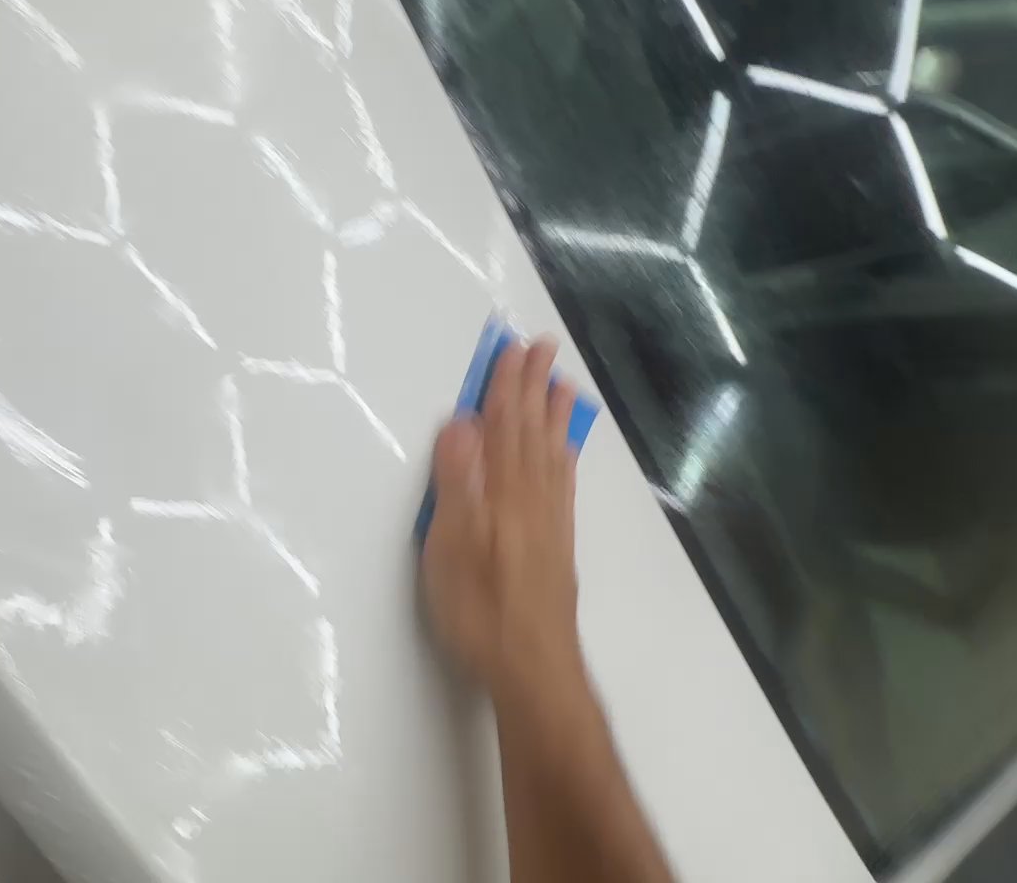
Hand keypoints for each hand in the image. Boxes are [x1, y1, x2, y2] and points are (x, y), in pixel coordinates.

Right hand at [420, 337, 584, 707]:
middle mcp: (531, 498)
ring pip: (550, 453)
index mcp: (502, 493)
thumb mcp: (452, 547)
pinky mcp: (555, 543)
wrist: (534, 669)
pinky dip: (564, 455)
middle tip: (544, 347)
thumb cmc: (479, 609)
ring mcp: (548, 521)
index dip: (505, 386)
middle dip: (533, 387)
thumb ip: (457, 484)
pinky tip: (564, 449)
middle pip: (530, 432)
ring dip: (552, 414)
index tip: (512, 348)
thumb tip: (460, 425)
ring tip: (561, 382)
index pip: (502, 427)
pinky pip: (562, 483)